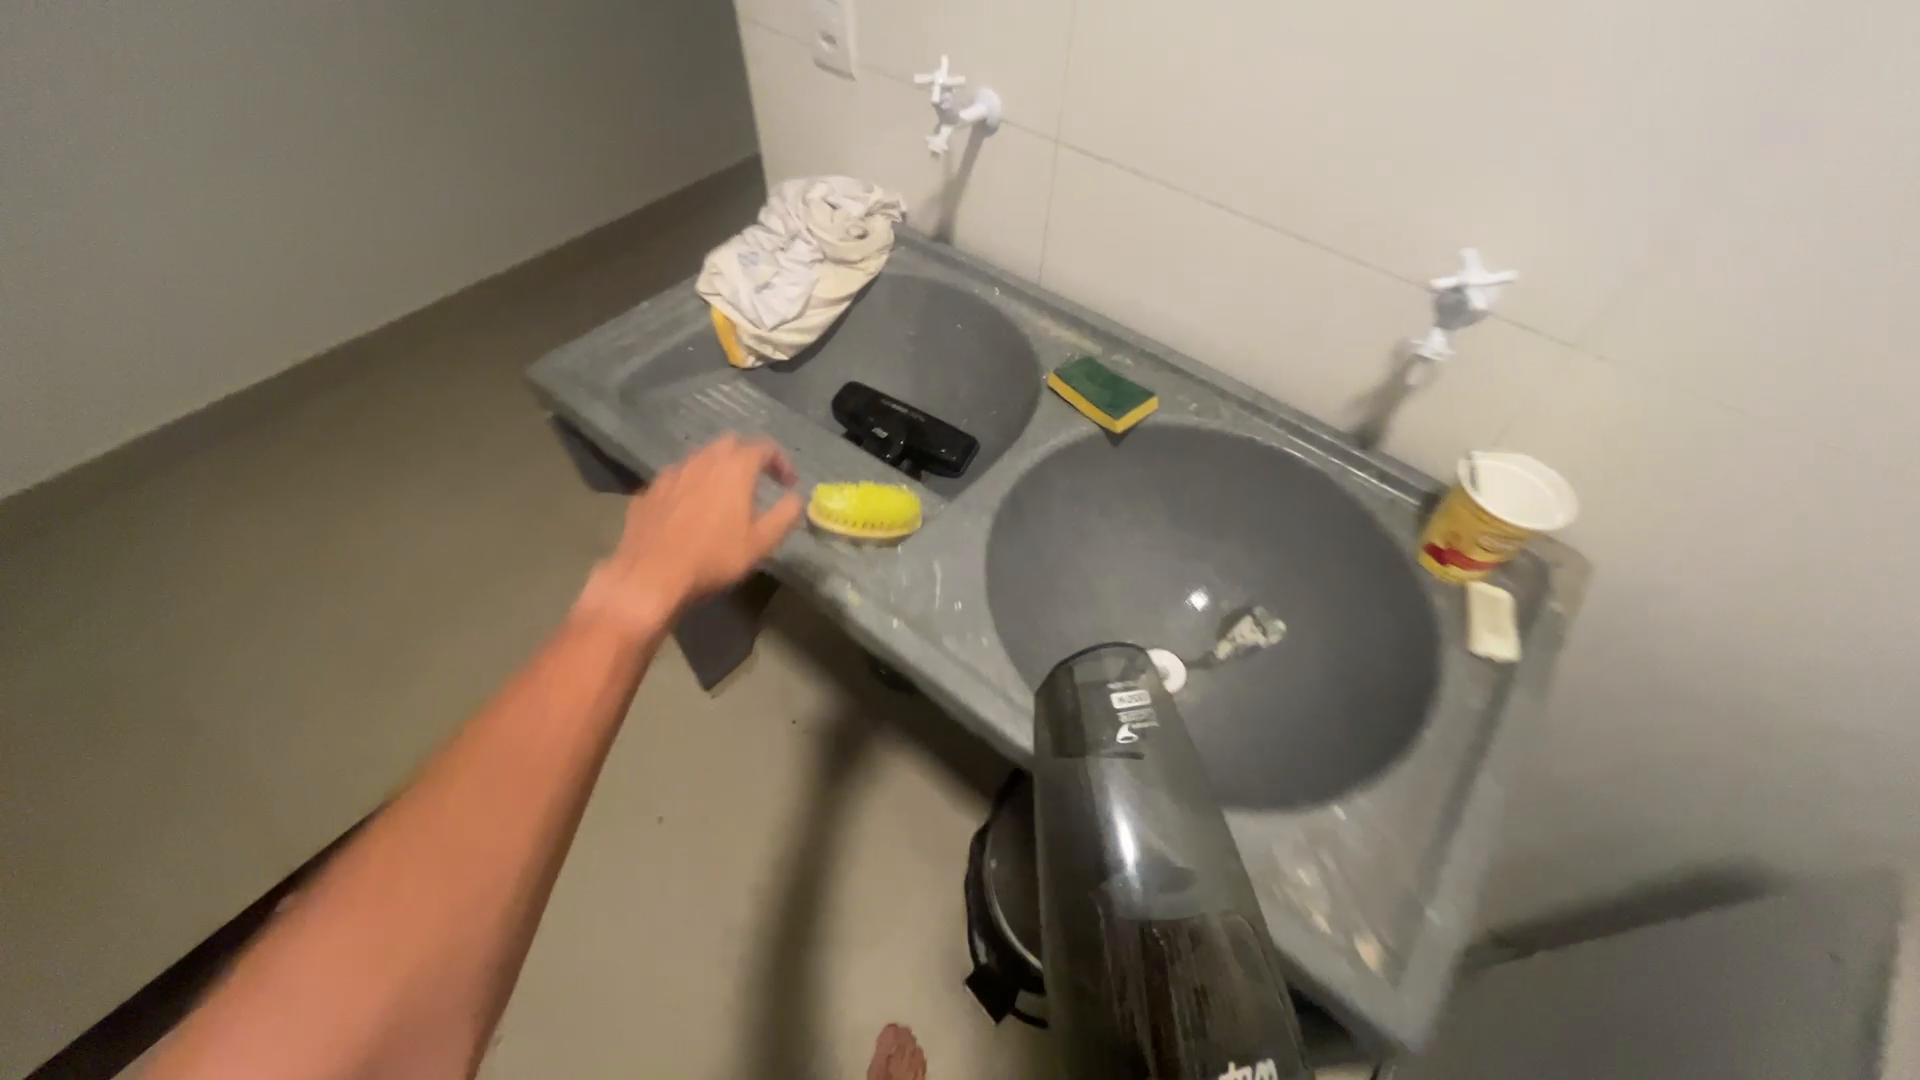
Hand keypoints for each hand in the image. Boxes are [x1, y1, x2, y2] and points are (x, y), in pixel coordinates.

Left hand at [574, 436, 802, 638]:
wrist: (650, 575)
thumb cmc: (713, 557)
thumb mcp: (761, 543)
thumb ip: (785, 515)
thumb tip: (796, 499)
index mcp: (734, 468)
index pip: (764, 448)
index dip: (781, 462)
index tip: (788, 484)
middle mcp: (702, 461)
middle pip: (729, 444)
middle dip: (747, 457)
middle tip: (757, 482)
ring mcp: (671, 474)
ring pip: (700, 459)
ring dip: (717, 470)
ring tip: (724, 498)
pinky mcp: (649, 491)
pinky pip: (677, 479)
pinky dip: (691, 486)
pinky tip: (690, 511)